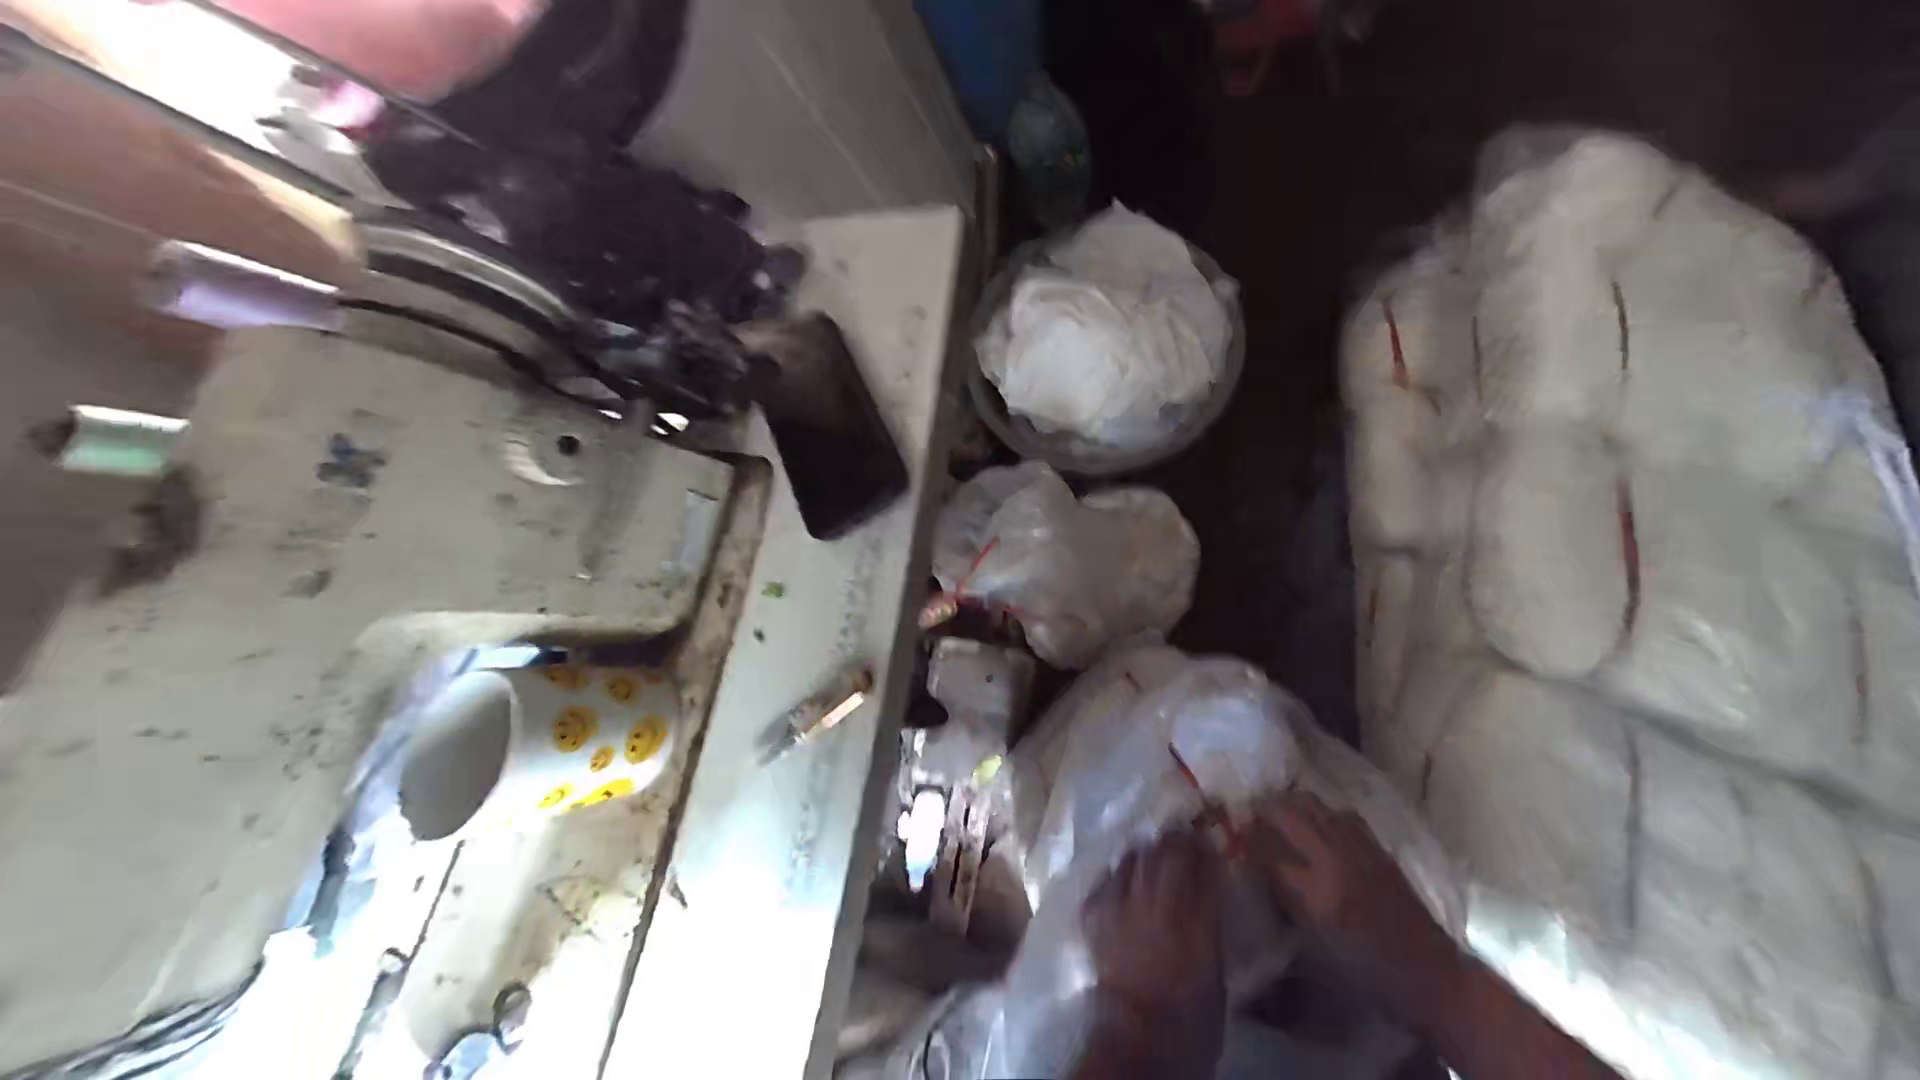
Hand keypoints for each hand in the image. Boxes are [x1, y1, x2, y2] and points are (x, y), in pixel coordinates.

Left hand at [1079, 830, 1224, 1075]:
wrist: (1139, 1040)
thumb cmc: (1191, 1017)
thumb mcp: (1214, 967)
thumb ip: (1209, 923)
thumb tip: (1206, 892)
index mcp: (1194, 916)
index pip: (1199, 863)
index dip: (1202, 848)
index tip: (1205, 842)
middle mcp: (1155, 901)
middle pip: (1163, 852)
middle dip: (1173, 841)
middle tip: (1179, 839)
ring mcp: (1120, 904)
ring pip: (1131, 859)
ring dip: (1143, 853)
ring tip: (1149, 854)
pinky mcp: (1094, 914)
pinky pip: (1105, 881)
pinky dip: (1115, 877)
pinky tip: (1120, 882)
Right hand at [1250, 790, 1459, 1011]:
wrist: (1427, 971)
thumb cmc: (1362, 967)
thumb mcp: (1311, 943)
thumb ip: (1282, 898)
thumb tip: (1254, 864)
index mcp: (1313, 891)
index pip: (1264, 848)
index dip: (1244, 837)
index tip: (1231, 832)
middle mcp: (1332, 860)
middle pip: (1285, 813)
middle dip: (1261, 809)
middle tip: (1249, 813)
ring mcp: (1356, 848)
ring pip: (1311, 803)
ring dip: (1288, 803)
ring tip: (1277, 810)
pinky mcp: (1375, 845)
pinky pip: (1339, 812)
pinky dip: (1321, 812)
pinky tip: (1316, 822)